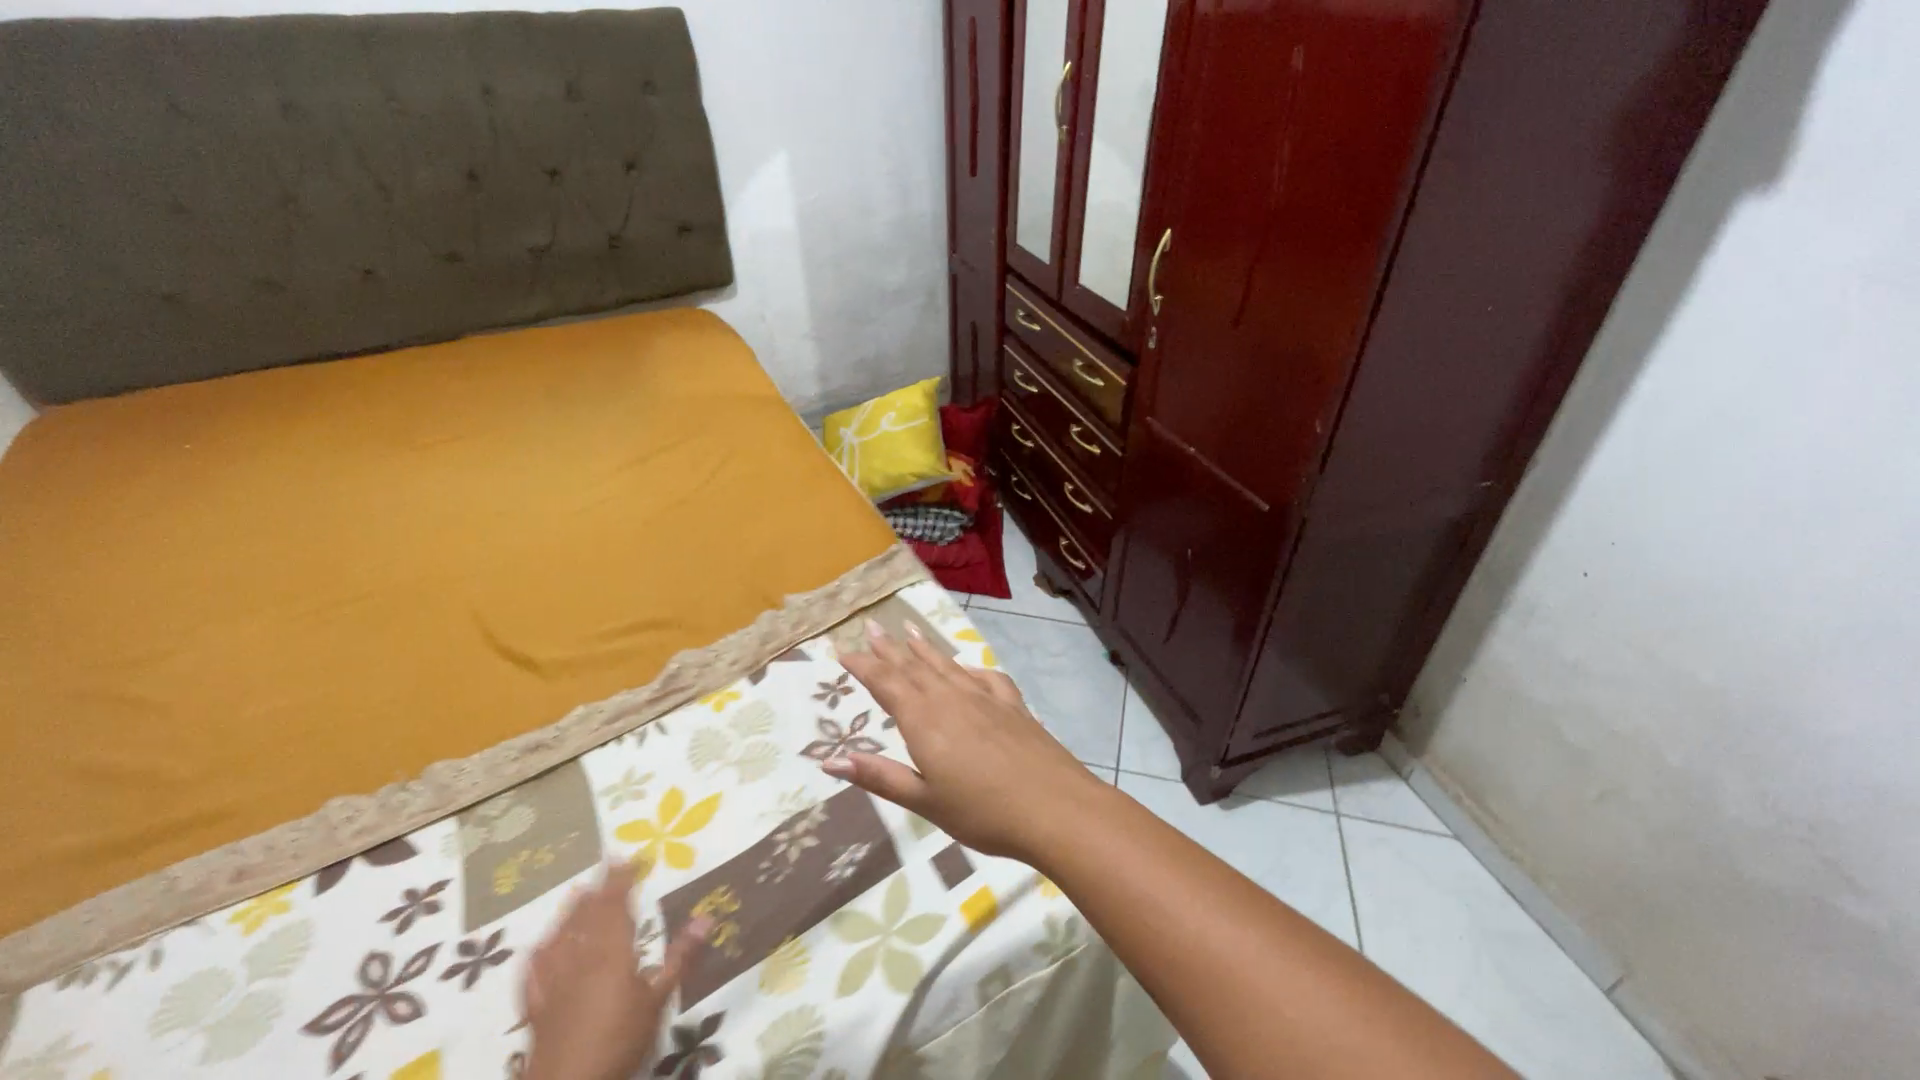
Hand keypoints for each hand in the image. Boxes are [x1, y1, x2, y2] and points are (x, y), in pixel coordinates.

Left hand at [521, 860, 710, 1079]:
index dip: (623, 879)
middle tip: (608, 867)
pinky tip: (540, 947)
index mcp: (612, 953)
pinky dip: (541, 951)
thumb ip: (680, 957)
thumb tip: (706, 917)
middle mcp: (580, 958)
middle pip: (587, 914)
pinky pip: (535, 968)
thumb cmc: (620, 1043)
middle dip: (599, 888)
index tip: (632, 858)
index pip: (617, 904)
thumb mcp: (659, 1001)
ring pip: (560, 935)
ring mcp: (553, 981)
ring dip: (570, 911)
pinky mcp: (536, 1005)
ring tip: (577, 893)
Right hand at [830, 618, 1108, 860]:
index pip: (886, 684)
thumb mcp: (925, 801)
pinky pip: (985, 677)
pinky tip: (968, 668)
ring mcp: (987, 700)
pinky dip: (969, 668)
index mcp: (925, 721)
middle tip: (873, 627)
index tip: (844, 649)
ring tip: (910, 632)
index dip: (864, 666)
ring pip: (948, 667)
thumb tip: (830, 760)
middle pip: (915, 668)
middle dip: (891, 649)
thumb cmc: (984, 813)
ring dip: (926, 649)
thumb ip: (880, 777)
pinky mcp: (1014, 707)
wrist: (1057, 809)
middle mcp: (952, 700)